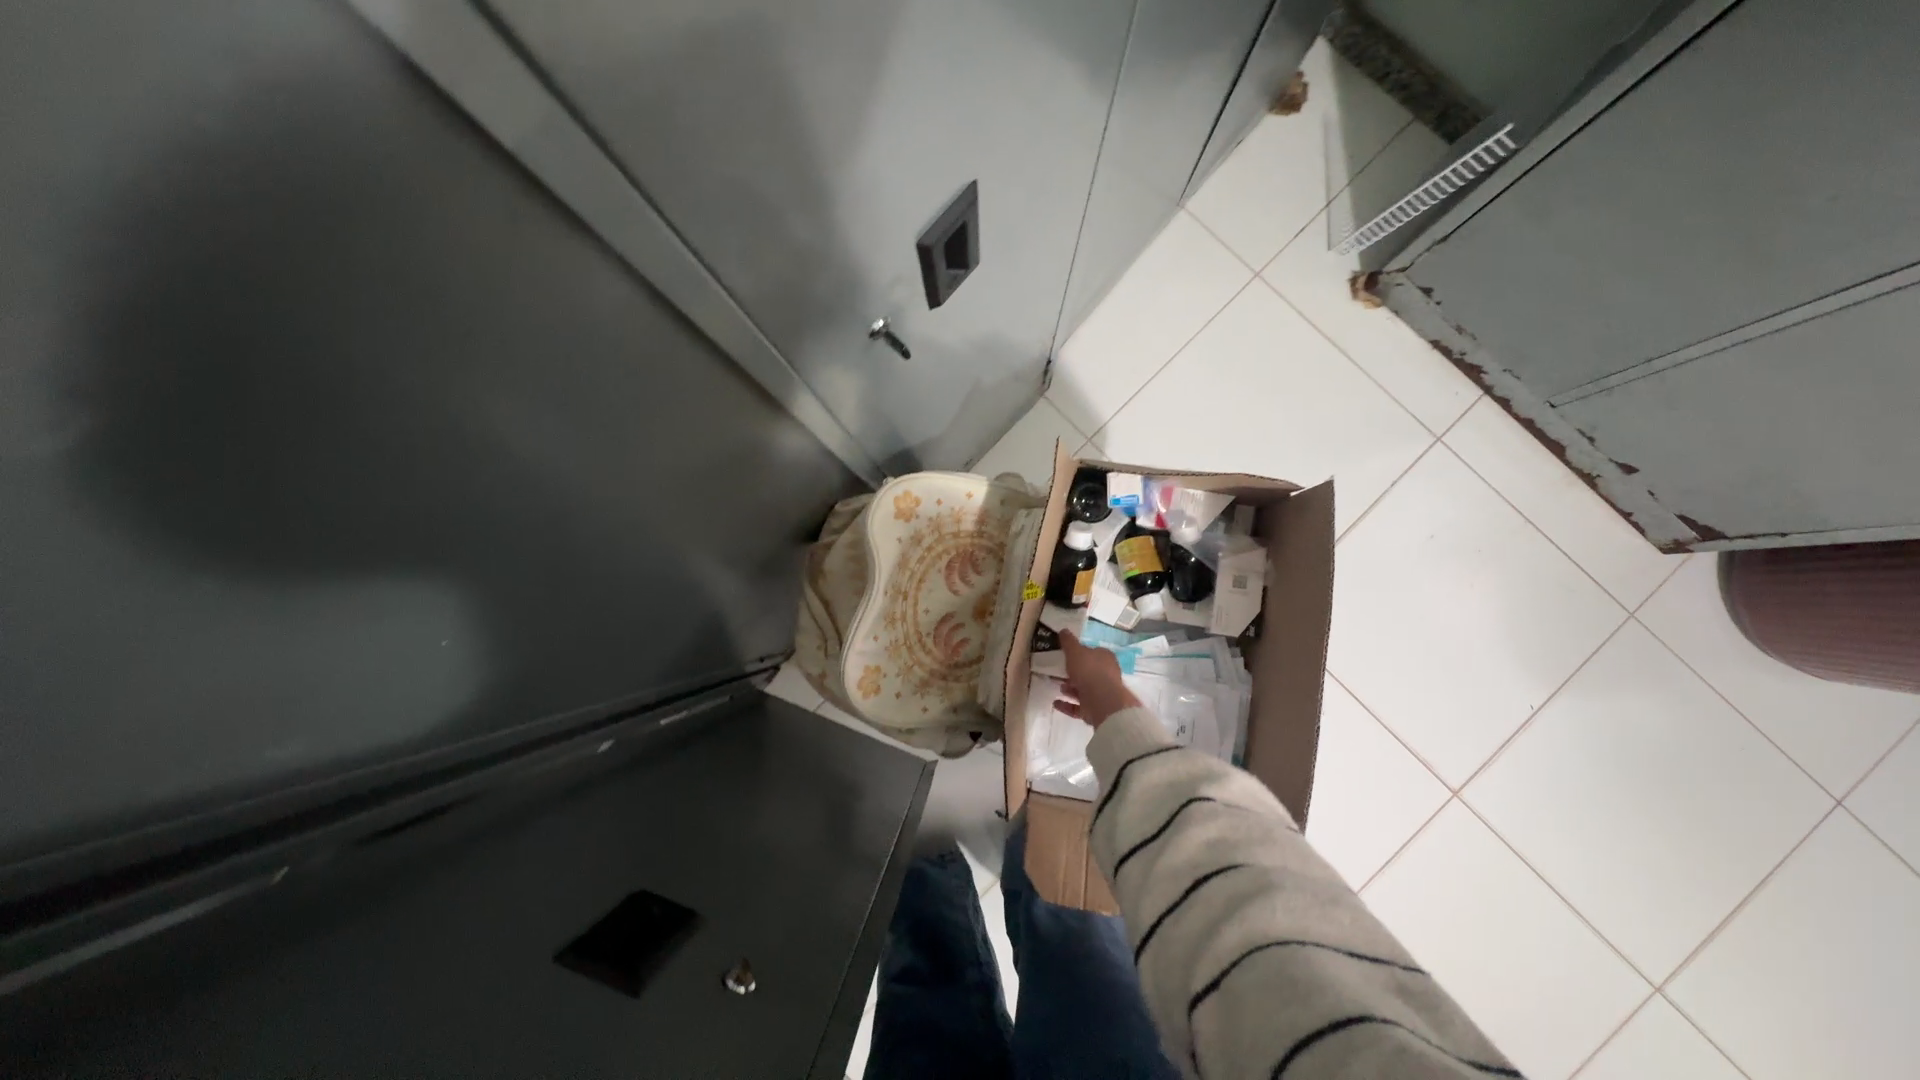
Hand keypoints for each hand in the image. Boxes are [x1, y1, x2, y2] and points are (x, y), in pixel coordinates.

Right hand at [1053, 633, 1142, 728]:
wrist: (1101, 700)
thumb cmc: (1089, 670)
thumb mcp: (1075, 651)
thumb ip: (1068, 642)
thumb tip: (1064, 631)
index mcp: (1105, 658)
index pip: (1093, 653)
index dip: (1081, 653)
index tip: (1068, 656)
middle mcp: (1106, 675)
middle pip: (1089, 672)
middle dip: (1075, 673)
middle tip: (1060, 671)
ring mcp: (1102, 693)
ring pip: (1084, 689)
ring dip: (1070, 689)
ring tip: (1058, 686)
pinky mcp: (1095, 709)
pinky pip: (1079, 706)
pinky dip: (1067, 705)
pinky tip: (1055, 703)